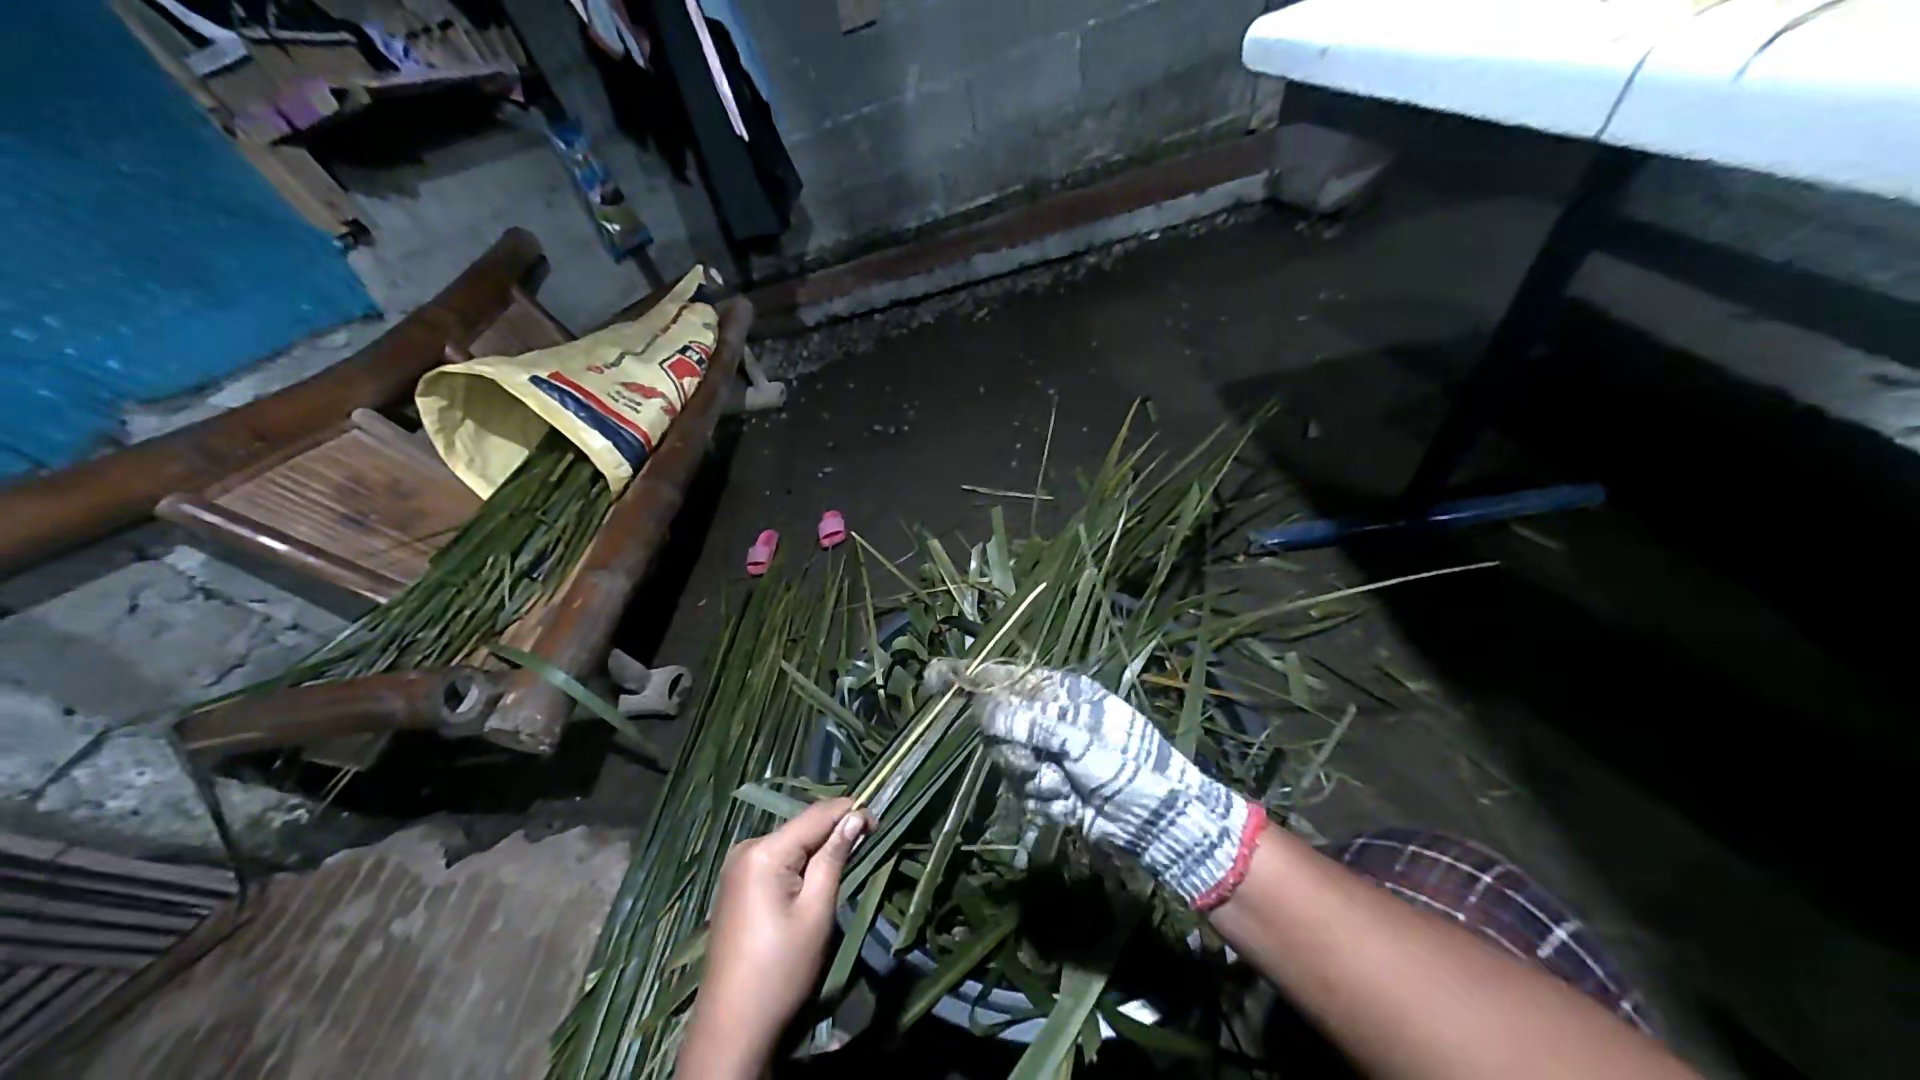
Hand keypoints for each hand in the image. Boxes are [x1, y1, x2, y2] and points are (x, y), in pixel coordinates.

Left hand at [679, 798, 869, 1079]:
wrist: (732, 1026)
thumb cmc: (780, 970)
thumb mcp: (816, 911)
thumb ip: (834, 858)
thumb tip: (856, 816)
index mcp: (763, 851)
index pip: (816, 814)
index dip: (851, 811)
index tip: (880, 824)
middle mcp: (746, 848)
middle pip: (802, 827)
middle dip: (835, 831)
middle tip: (868, 845)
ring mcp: (737, 867)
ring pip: (790, 842)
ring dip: (818, 848)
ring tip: (847, 862)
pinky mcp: (736, 884)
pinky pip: (776, 859)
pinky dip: (800, 862)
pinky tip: (815, 877)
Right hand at [925, 660, 1260, 908]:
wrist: (1158, 820)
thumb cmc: (1128, 765)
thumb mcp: (1078, 738)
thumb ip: (1029, 721)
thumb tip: (982, 709)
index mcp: (1059, 692)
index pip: (1002, 676)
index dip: (967, 677)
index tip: (934, 680)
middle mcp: (1048, 718)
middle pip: (996, 723)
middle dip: (1014, 748)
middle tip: (1043, 762)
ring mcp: (1047, 753)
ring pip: (1005, 761)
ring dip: (1033, 778)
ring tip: (1067, 786)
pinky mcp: (1048, 785)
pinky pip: (1022, 789)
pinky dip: (1044, 799)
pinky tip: (1070, 802)